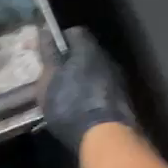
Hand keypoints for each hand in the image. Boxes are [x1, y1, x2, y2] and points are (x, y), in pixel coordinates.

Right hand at [42, 28, 138, 153]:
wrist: (105, 136)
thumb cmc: (71, 102)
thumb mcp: (50, 78)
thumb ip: (48, 54)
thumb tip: (45, 31)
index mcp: (89, 48)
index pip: (74, 32)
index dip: (59, 40)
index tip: (46, 54)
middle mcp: (107, 59)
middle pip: (85, 52)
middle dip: (68, 62)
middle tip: (52, 77)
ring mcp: (117, 80)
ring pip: (93, 72)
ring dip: (79, 79)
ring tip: (62, 97)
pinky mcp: (121, 100)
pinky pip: (100, 89)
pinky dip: (89, 94)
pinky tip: (78, 110)